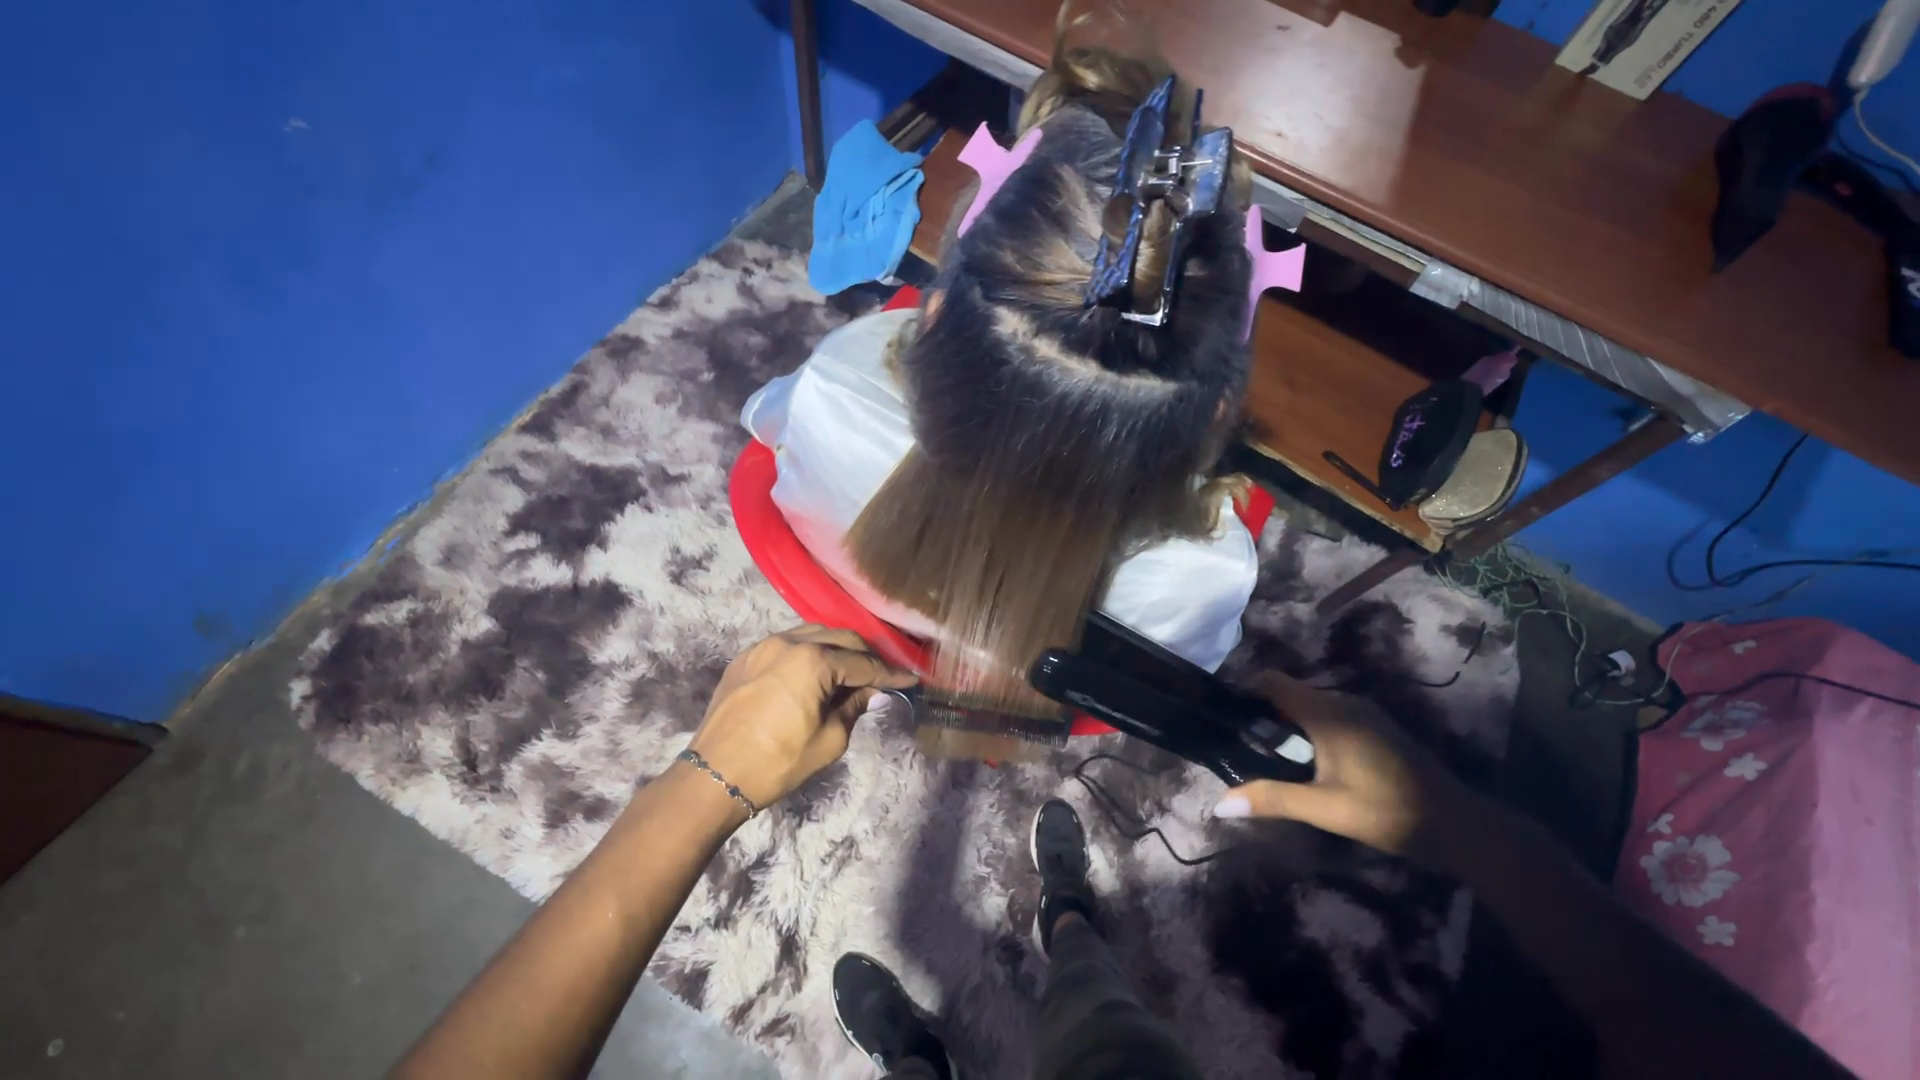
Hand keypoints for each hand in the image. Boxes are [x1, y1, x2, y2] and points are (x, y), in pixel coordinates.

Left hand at [685, 625, 916, 809]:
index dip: (890, 674)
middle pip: (840, 639)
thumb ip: (854, 707)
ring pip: (813, 634)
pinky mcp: (746, 657)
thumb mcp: (830, 739)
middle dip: (866, 656)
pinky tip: (816, 671)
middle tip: (883, 677)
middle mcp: (789, 641)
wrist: (716, 775)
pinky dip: (809, 652)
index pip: (863, 663)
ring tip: (851, 671)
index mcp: (813, 660)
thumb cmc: (778, 762)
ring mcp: (763, 645)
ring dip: (836, 649)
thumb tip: (872, 693)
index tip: (911, 680)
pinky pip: (787, 643)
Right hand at [1212, 673, 1471, 866]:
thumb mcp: (1324, 808)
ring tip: (1268, 756)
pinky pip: (1329, 715)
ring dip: (1288, 724)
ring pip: (1310, 705)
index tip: (1226, 718)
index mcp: (1328, 713)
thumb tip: (1219, 804)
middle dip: (1264, 714)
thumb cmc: (1386, 811)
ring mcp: (1363, 712)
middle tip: (1242, 746)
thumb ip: (1272, 798)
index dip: (1245, 693)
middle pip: (1289, 693)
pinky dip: (1310, 730)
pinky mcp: (1375, 726)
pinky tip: (1307, 762)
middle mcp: (1344, 702)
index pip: (1273, 682)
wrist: (1456, 825)